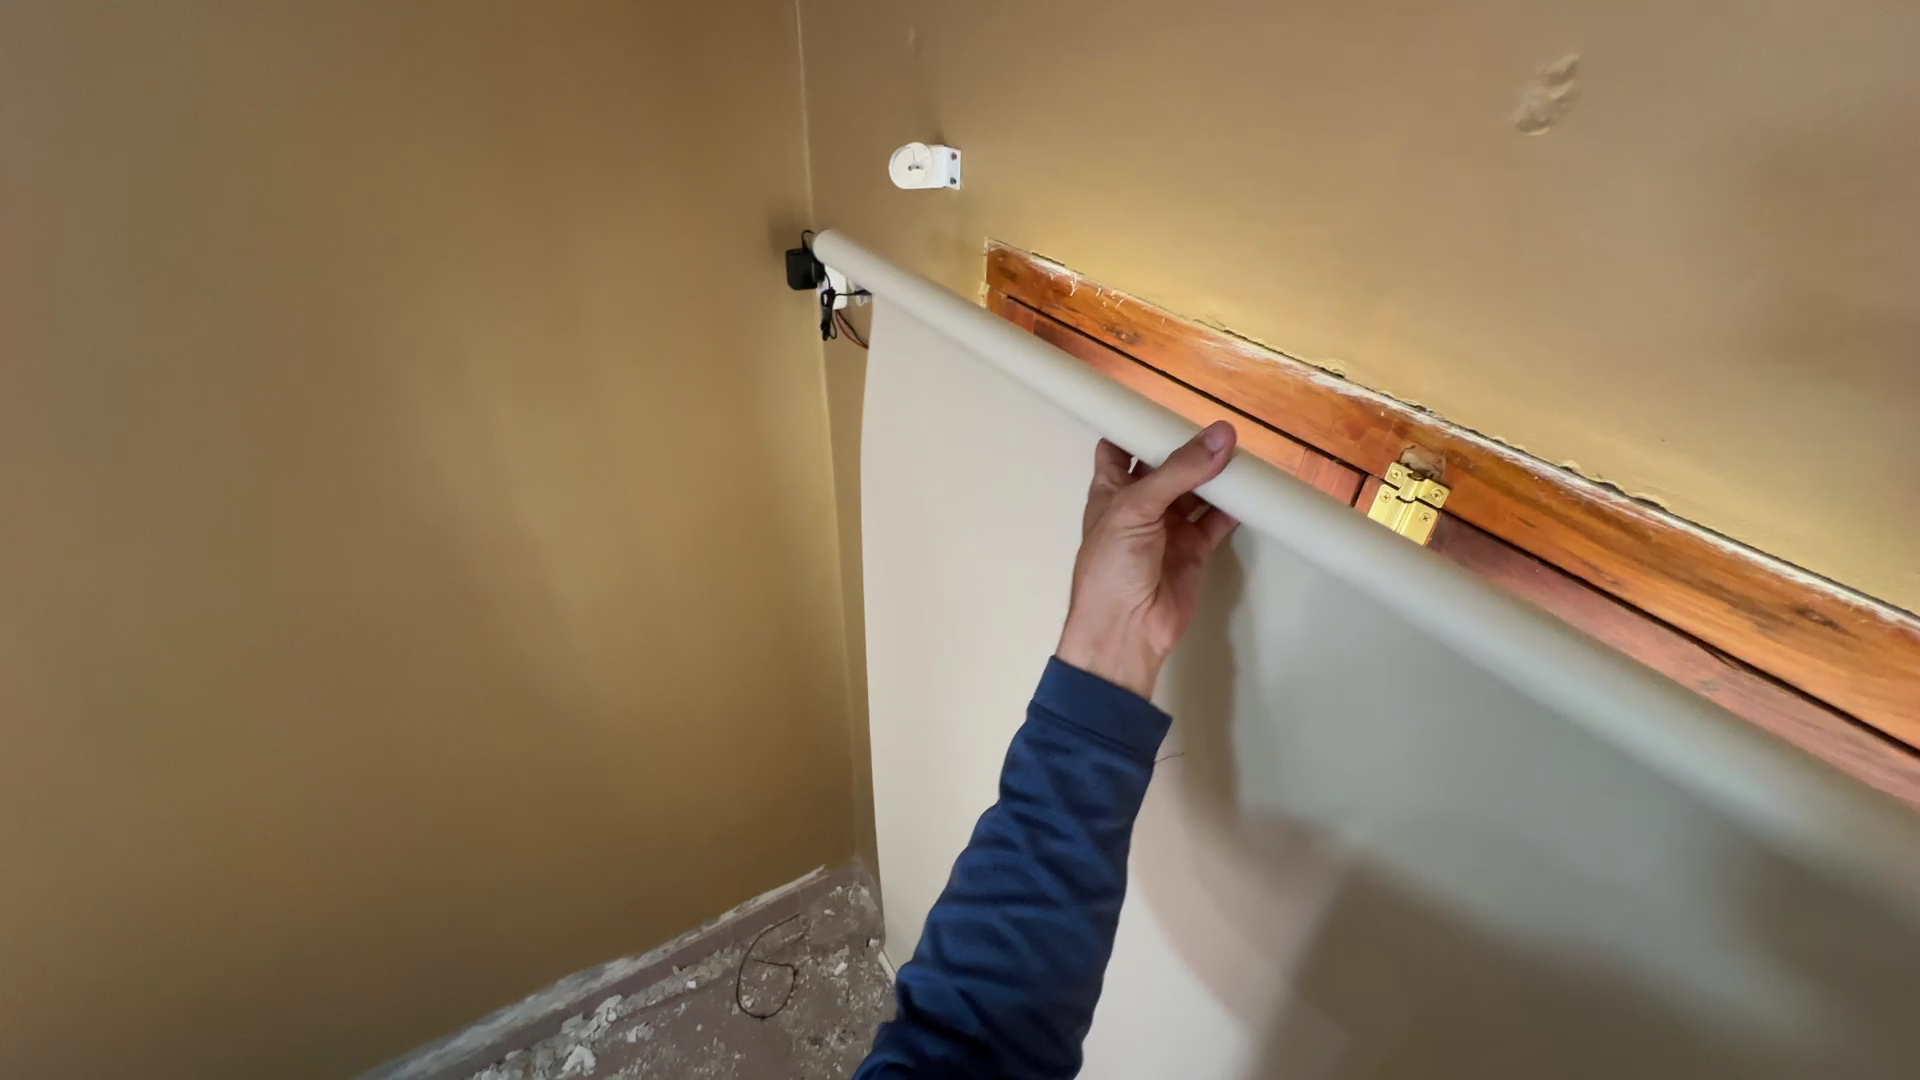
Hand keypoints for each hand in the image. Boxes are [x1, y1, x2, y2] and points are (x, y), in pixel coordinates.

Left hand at [1056, 421, 1238, 698]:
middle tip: (1219, 427)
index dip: (1138, 427)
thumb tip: (1220, 436)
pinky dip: (1234, 506)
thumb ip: (1178, 472)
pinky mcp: (1193, 550)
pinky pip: (1217, 520)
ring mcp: (1167, 528)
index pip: (1120, 447)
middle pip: (1167, 465)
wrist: (1125, 630)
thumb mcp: (1136, 509)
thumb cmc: (1111, 567)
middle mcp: (1139, 505)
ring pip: (1196, 490)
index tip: (1167, 405)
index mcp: (1110, 490)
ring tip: (1242, 452)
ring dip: (1216, 474)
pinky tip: (1252, 489)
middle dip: (1189, 448)